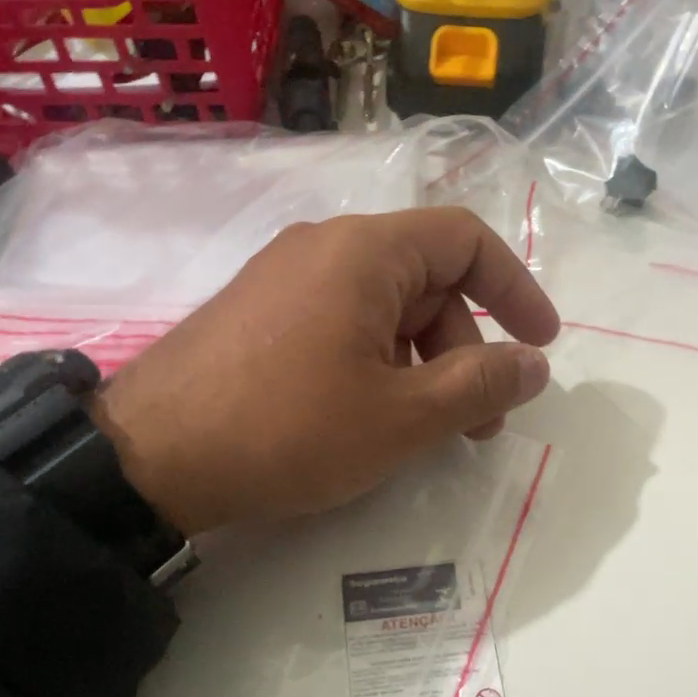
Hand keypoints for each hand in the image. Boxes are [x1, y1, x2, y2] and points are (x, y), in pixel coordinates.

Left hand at [93, 207, 559, 534]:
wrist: (155, 456)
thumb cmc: (291, 430)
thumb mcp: (402, 417)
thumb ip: (479, 386)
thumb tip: (534, 365)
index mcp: (366, 251)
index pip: (466, 241)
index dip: (516, 289)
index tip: (542, 346)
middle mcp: (324, 247)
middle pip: (427, 281)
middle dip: (467, 350)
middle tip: (479, 425)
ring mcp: (285, 280)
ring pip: (384, 310)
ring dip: (422, 366)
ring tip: (426, 434)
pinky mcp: (260, 315)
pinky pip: (341, 325)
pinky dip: (377, 366)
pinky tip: (372, 419)